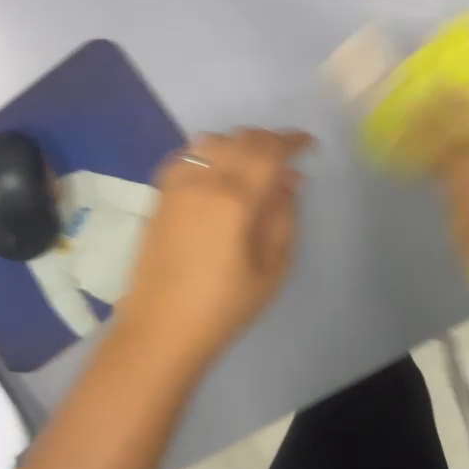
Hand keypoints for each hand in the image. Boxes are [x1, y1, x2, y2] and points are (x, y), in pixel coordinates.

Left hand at [115, 128, 314, 366]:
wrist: (161, 330)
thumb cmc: (224, 306)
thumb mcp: (273, 267)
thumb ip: (284, 217)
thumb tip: (288, 181)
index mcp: (237, 199)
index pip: (270, 150)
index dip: (293, 141)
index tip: (308, 144)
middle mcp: (204, 181)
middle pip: (242, 139)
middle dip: (269, 140)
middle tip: (286, 158)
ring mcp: (176, 185)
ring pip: (212, 140)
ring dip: (238, 142)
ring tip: (252, 163)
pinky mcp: (159, 195)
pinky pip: (187, 155)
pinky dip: (208, 152)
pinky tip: (217, 172)